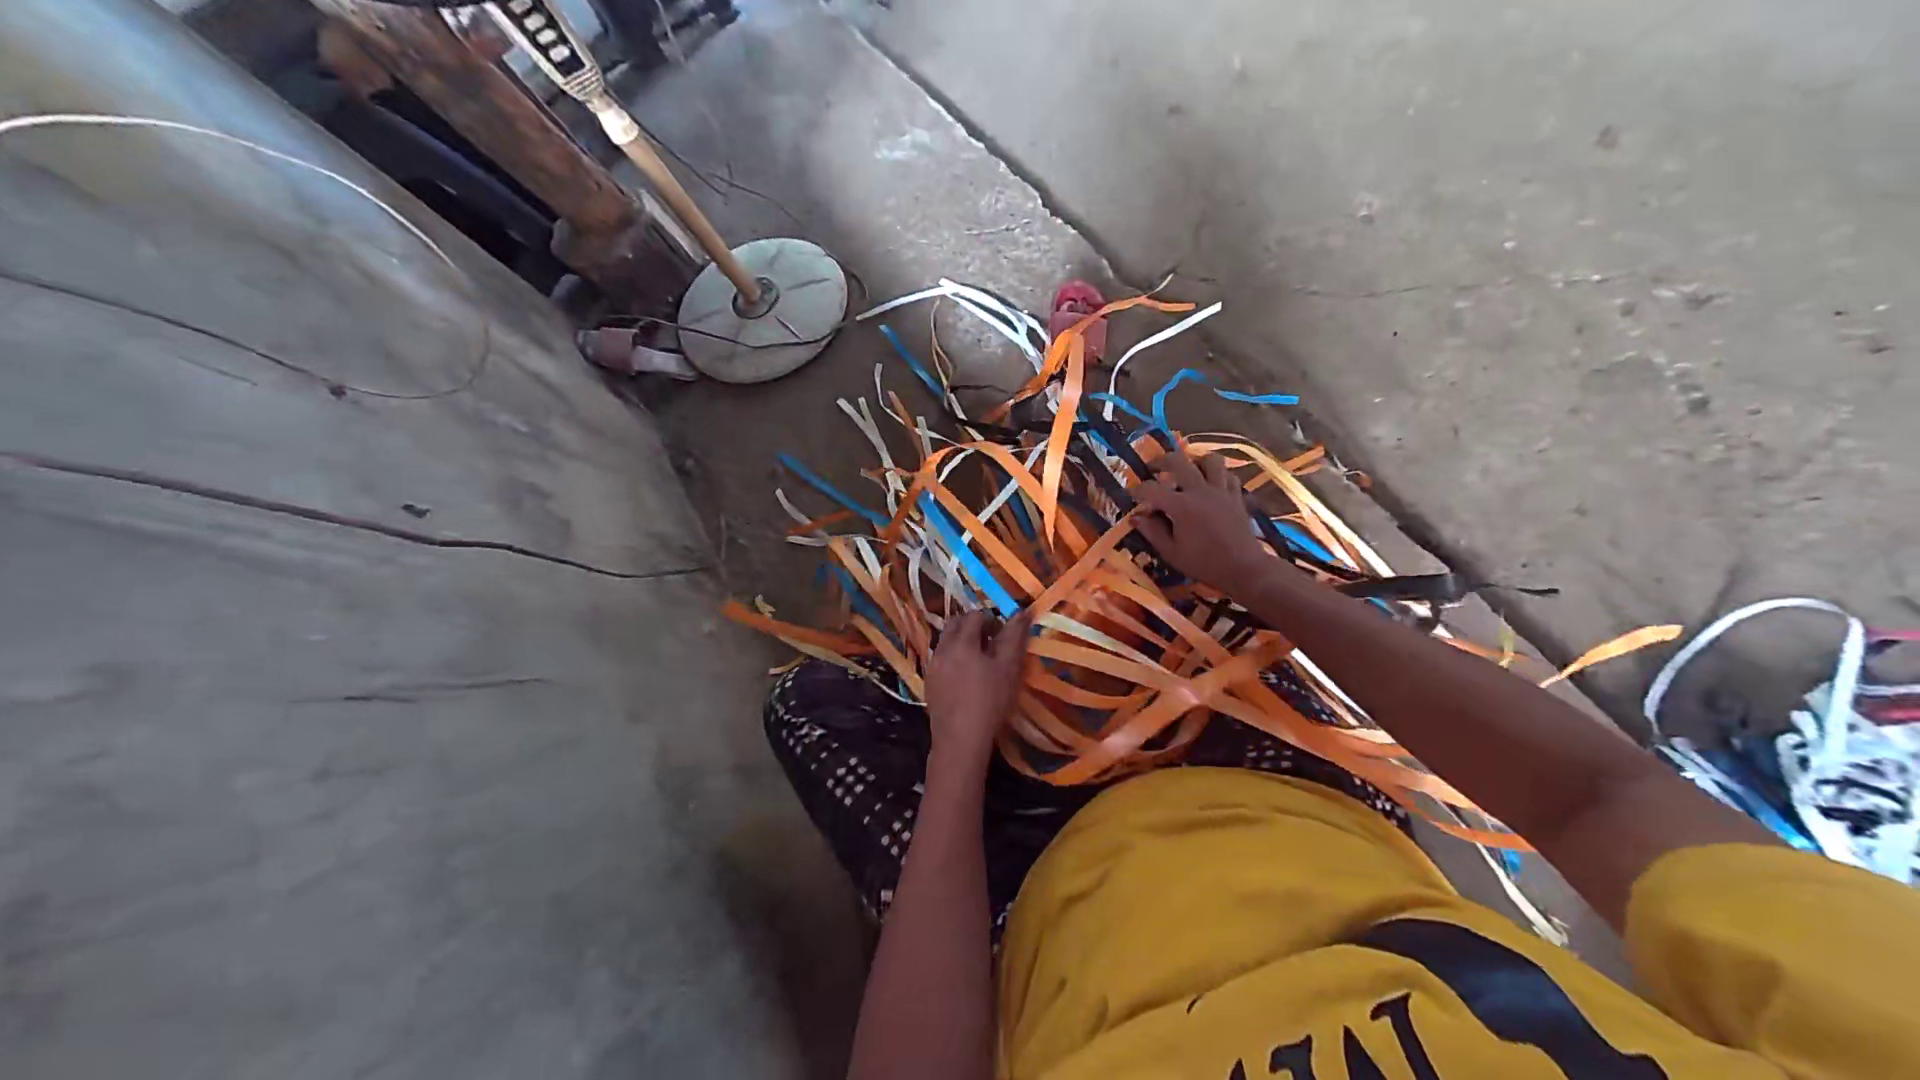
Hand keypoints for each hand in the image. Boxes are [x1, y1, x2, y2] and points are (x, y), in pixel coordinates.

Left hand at [924, 609, 1032, 769]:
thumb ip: (1014, 637)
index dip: (991, 620)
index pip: (974, 616)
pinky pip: (940, 660)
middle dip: (972, 627)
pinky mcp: (928, 684)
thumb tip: (1022, 611)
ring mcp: (932, 667)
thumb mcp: (1009, 668)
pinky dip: (953, 659)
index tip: (1003, 635)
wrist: (960, 739)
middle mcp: (941, 649)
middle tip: (991, 643)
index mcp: (961, 641)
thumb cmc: (989, 701)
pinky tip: (965, 678)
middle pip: (955, 625)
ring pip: (946, 642)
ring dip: (961, 642)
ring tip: (979, 661)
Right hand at [1134, 451, 1274, 594]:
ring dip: (1196, 461)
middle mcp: (1200, 491)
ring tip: (1188, 470)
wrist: (1244, 568)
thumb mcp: (1171, 552)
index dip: (1137, 490)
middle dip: (1161, 461)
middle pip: (1178, 462)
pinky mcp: (1236, 496)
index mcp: (1181, 506)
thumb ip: (1152, 531)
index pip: (1151, 489)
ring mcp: (1221, 491)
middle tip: (1153, 468)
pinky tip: (1212, 484)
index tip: (1130, 494)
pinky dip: (1219, 475)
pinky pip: (1229, 475)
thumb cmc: (1204, 563)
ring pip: (1210, 460)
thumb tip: (1136, 517)